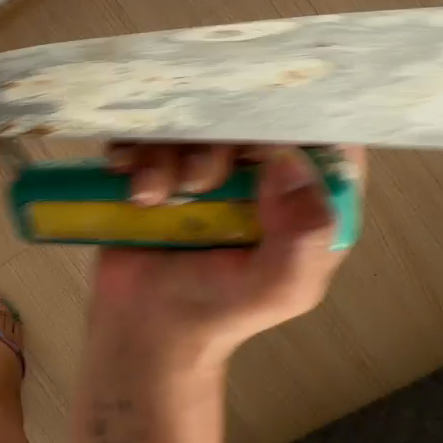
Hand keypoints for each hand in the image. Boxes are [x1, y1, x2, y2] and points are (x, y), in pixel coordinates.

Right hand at [94, 143, 363, 361]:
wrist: (144, 327)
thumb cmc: (219, 312)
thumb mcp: (281, 286)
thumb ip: (304, 234)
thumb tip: (286, 162)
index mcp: (304, 194)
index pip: (317, 130)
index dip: (294, 117)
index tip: (260, 136)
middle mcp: (255, 171)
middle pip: (242, 115)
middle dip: (214, 143)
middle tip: (196, 183)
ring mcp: (199, 167)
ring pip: (184, 121)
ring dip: (162, 153)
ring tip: (149, 196)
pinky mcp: (151, 169)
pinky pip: (139, 135)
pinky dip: (128, 150)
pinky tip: (125, 178)